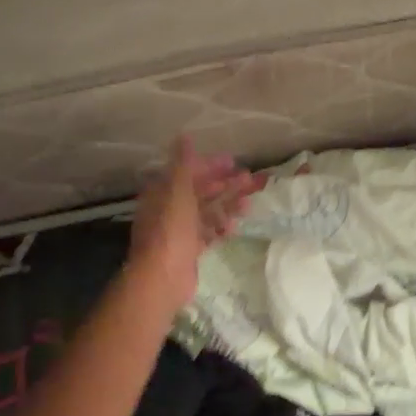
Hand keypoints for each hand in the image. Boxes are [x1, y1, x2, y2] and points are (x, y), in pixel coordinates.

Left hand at [127, 136, 257, 313]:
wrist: (162, 278)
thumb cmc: (170, 232)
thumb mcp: (178, 193)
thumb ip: (183, 165)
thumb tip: (184, 137)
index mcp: (163, 192)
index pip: (189, 172)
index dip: (211, 166)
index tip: (235, 163)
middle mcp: (169, 208)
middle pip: (202, 191)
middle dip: (226, 185)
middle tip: (253, 181)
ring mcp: (179, 230)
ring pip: (208, 212)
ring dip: (228, 206)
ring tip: (249, 204)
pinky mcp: (189, 248)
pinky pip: (208, 232)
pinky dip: (221, 227)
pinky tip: (234, 227)